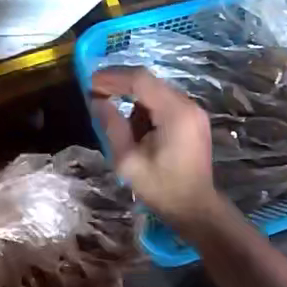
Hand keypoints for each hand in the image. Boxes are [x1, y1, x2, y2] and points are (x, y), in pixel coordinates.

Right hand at [89, 67, 223, 227]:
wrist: (196, 209)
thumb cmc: (162, 188)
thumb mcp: (128, 160)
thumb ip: (111, 126)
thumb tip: (96, 101)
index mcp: (175, 113)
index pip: (140, 80)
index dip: (113, 77)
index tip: (90, 83)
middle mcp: (188, 105)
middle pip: (149, 82)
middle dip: (120, 85)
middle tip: (96, 94)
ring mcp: (194, 111)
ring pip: (156, 92)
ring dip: (133, 101)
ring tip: (120, 127)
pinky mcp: (193, 119)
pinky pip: (164, 103)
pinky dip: (146, 109)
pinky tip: (138, 132)